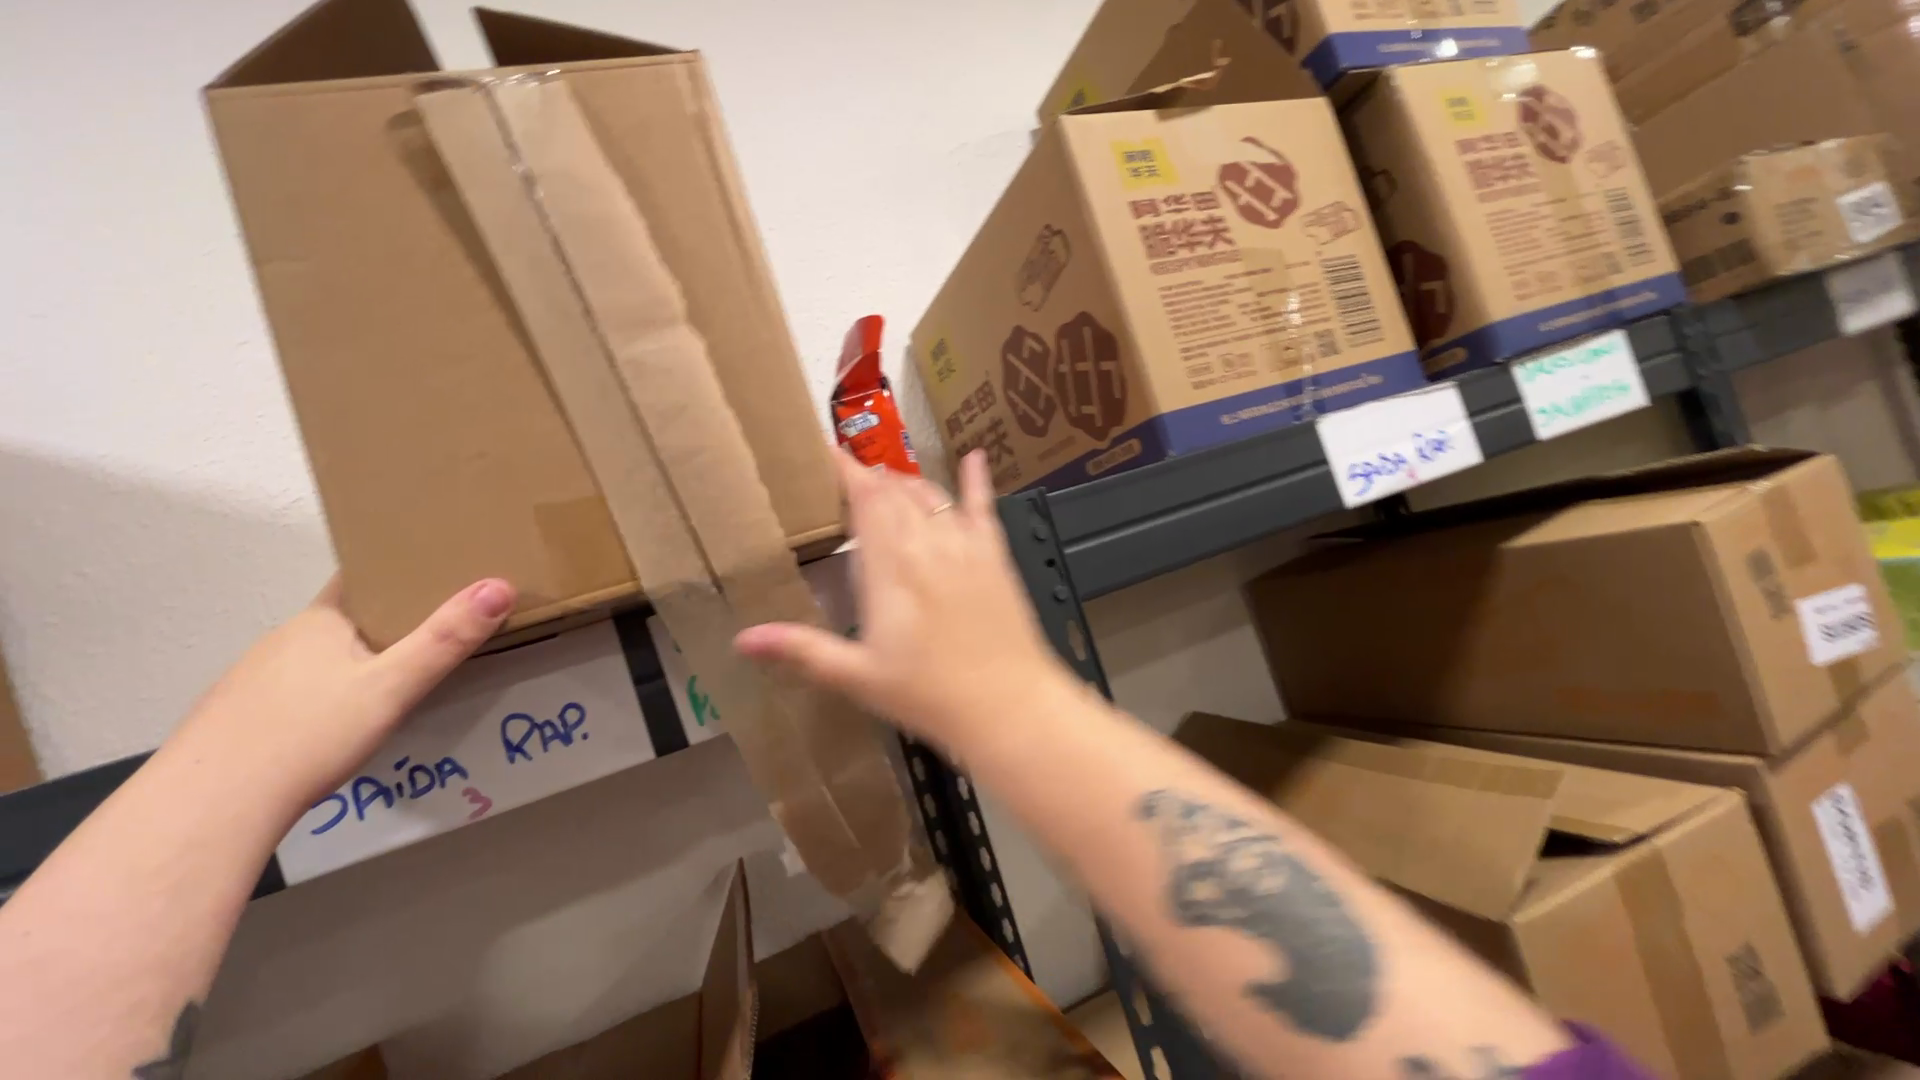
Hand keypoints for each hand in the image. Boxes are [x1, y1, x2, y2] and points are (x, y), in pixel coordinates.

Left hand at [162, 577, 515, 816]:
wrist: (208, 810)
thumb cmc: (308, 735)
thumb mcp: (394, 686)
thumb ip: (447, 639)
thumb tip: (500, 585)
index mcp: (321, 620)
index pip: (363, 576)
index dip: (400, 569)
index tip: (440, 569)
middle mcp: (284, 639)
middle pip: (346, 615)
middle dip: (390, 616)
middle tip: (442, 623)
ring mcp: (255, 678)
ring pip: (321, 654)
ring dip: (357, 656)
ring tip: (400, 672)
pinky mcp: (241, 717)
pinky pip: (298, 688)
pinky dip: (328, 690)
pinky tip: (341, 719)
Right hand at [734, 451, 1077, 751]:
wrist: (1008, 704)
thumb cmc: (927, 693)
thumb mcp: (857, 676)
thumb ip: (802, 650)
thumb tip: (742, 639)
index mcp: (890, 565)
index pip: (865, 498)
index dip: (846, 470)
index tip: (825, 452)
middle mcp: (928, 542)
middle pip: (896, 491)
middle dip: (870, 478)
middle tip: (849, 476)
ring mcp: (966, 546)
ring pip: (931, 495)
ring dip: (907, 482)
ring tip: (887, 480)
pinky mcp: (996, 557)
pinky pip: (984, 508)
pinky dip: (976, 481)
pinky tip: (975, 457)